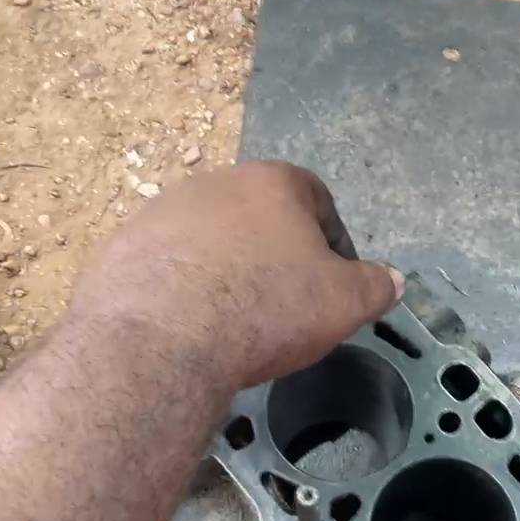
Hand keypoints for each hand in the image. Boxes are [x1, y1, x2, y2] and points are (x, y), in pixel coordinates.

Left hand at [66, 161, 402, 387]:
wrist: (162, 338)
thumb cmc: (266, 307)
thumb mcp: (344, 303)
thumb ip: (375, 286)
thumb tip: (395, 281)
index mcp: (274, 182)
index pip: (317, 199)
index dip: (333, 243)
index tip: (332, 284)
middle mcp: (216, 181)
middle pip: (261, 217)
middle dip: (278, 256)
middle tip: (287, 304)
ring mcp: (163, 210)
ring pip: (213, 239)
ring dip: (230, 269)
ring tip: (236, 319)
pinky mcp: (125, 245)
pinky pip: (171, 264)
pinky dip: (187, 287)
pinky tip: (194, 325)